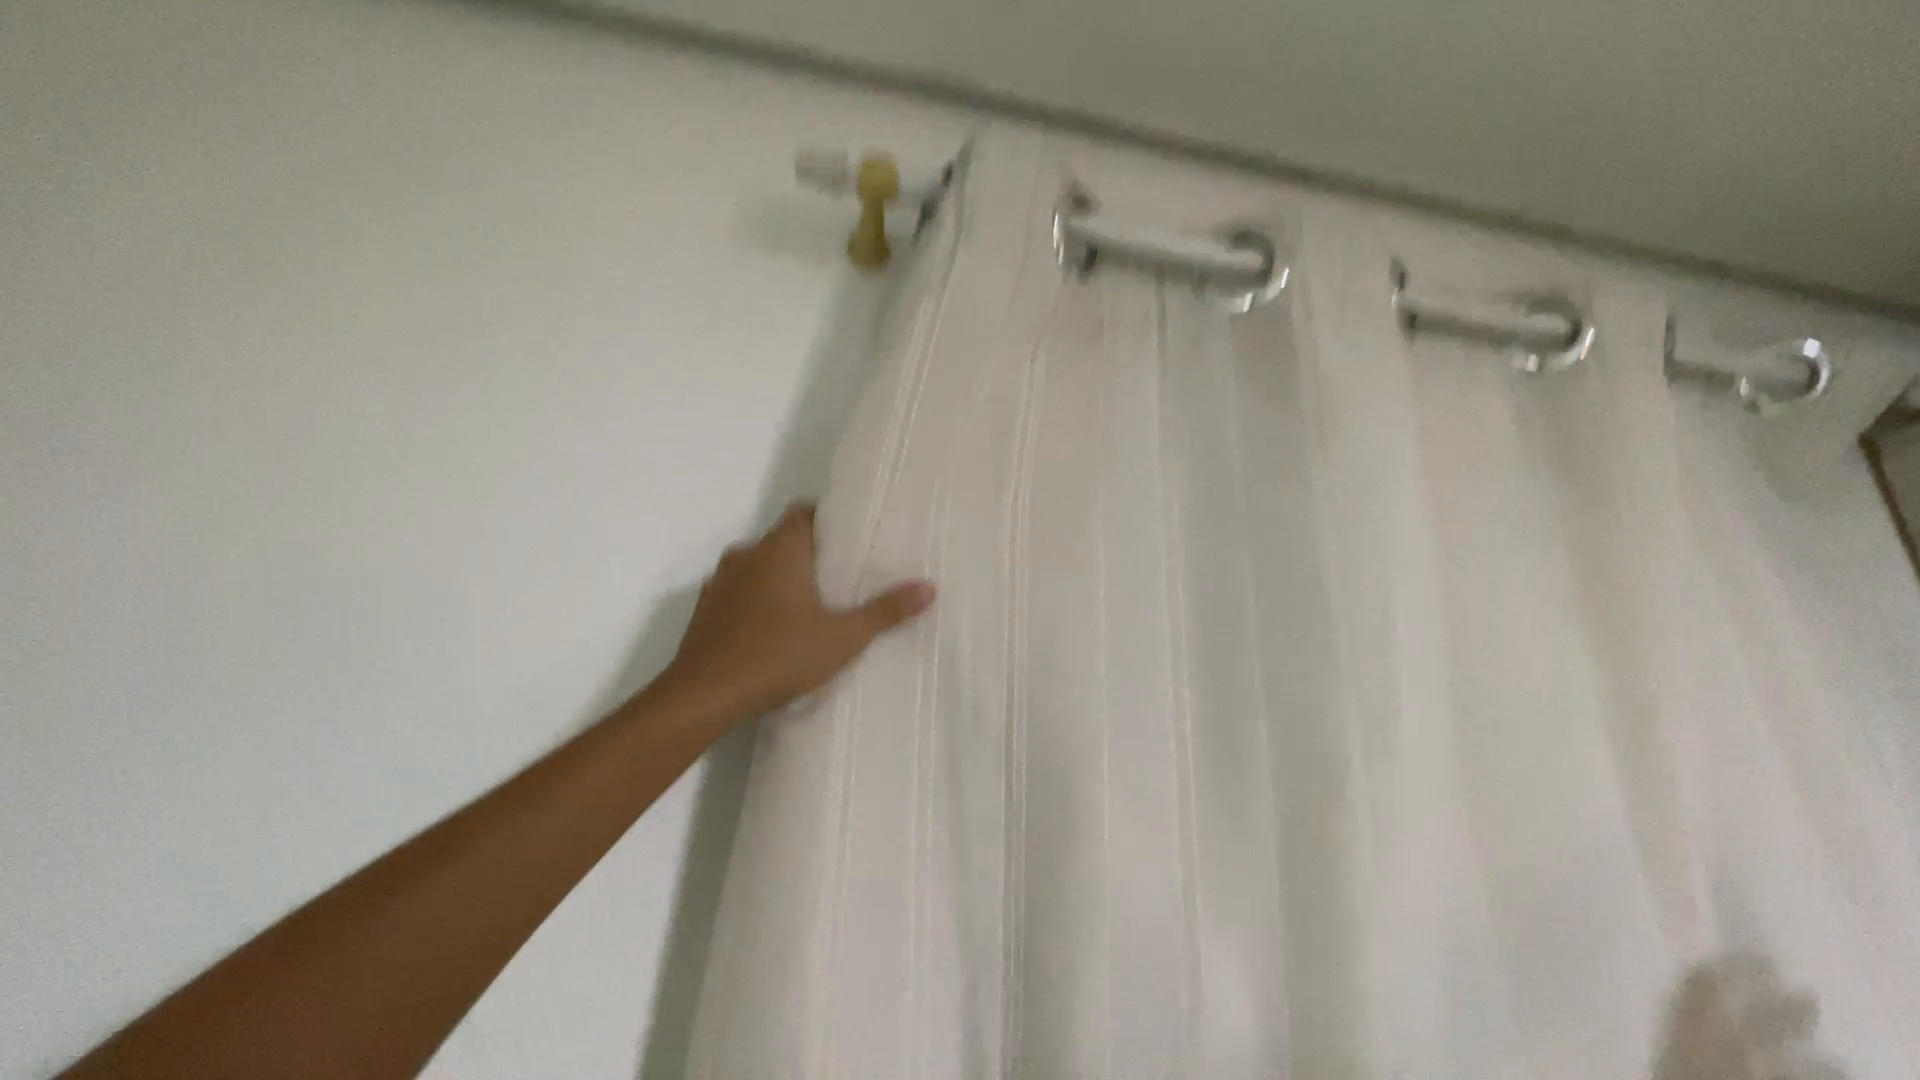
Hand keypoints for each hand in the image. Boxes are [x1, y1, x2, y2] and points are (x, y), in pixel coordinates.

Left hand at [659, 502, 935, 721]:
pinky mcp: (704, 610)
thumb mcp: (843, 638)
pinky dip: (755, 602)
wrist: (705, 695)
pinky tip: (772, 631)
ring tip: (809, 606)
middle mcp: (746, 555)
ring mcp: (719, 582)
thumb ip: (885, 611)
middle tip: (841, 577)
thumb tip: (929, 587)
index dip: (827, 520)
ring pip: (757, 567)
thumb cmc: (779, 656)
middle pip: (782, 540)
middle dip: (809, 554)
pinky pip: (738, 593)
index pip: (804, 512)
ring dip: (779, 579)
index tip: (851, 539)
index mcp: (780, 549)